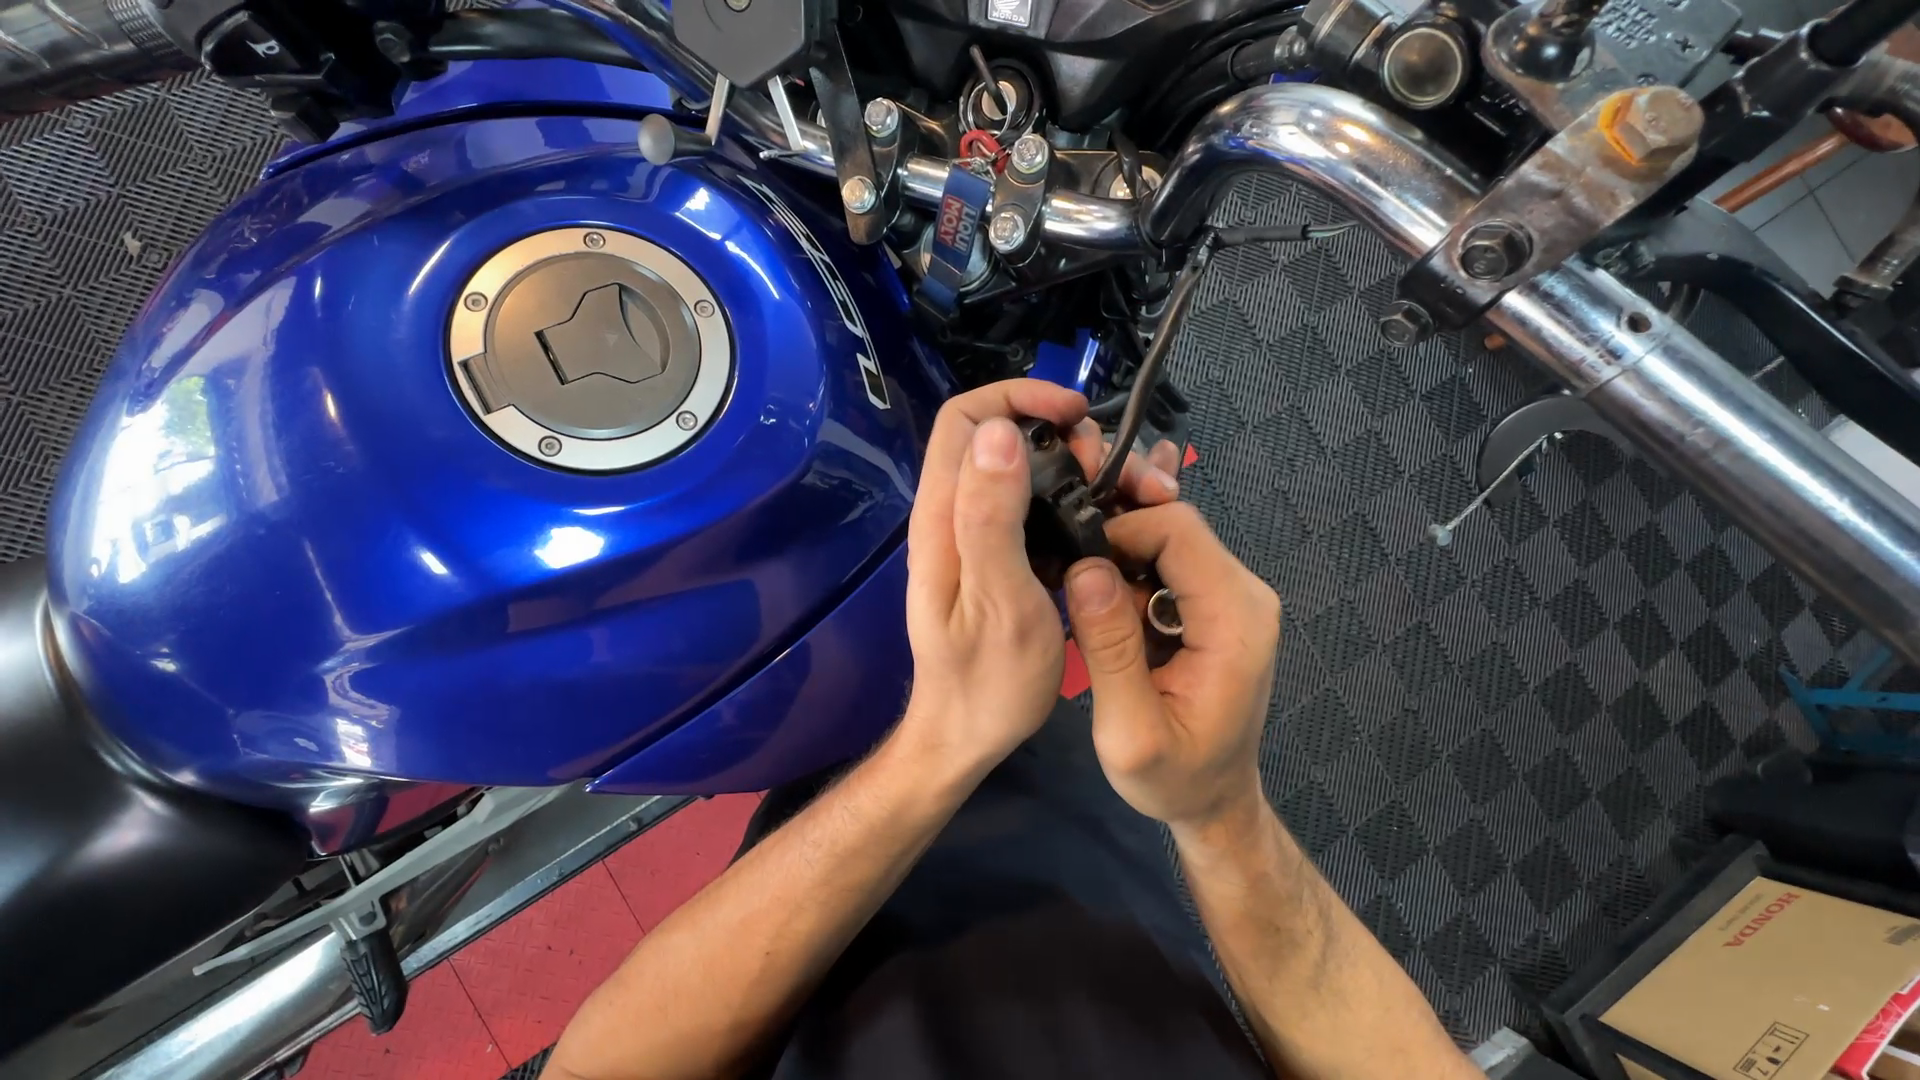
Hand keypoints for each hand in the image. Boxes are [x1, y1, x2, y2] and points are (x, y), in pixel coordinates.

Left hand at [900, 380, 1180, 778]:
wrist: (966, 733)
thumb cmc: (986, 679)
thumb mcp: (996, 600)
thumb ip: (990, 516)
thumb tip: (999, 432)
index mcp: (945, 516)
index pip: (967, 418)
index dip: (1018, 397)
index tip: (1076, 417)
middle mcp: (953, 514)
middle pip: (998, 435)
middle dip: (1057, 432)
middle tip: (1106, 470)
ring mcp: (974, 534)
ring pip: (1019, 469)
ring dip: (1070, 466)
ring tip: (1118, 494)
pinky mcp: (996, 556)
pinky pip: (1032, 505)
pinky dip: (1069, 498)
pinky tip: (1105, 520)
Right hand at [1063, 503, 1280, 833]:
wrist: (1214, 800)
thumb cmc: (1176, 778)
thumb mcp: (1130, 731)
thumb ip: (1110, 649)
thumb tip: (1084, 568)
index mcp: (1236, 620)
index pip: (1177, 529)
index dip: (1117, 534)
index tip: (1072, 570)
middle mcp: (1246, 593)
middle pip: (1173, 526)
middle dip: (1114, 546)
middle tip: (1071, 588)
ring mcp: (1235, 595)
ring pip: (1167, 540)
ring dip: (1119, 563)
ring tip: (1087, 609)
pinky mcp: (1218, 602)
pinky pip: (1169, 563)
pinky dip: (1131, 576)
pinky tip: (1109, 615)